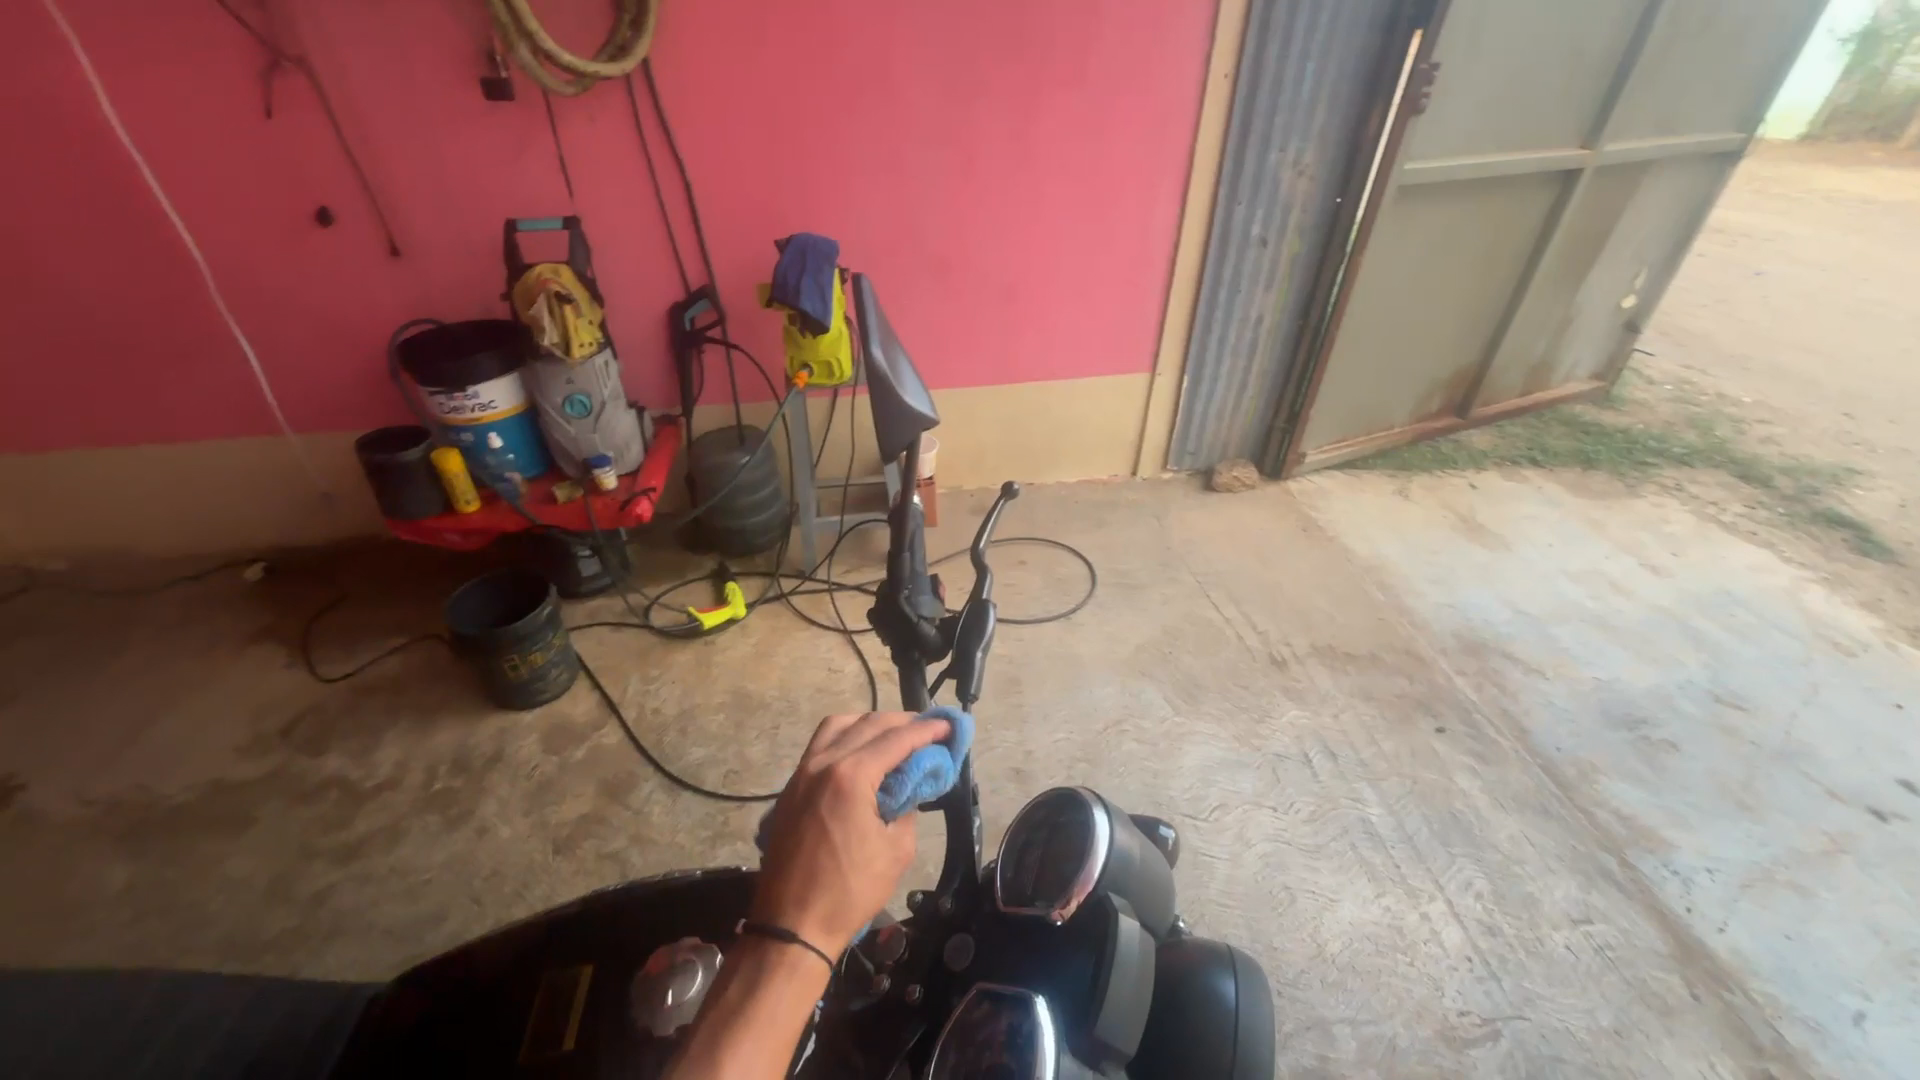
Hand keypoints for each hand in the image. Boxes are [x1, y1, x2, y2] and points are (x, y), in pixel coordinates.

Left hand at [752, 712, 950, 957]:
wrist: (792, 925)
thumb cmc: (850, 892)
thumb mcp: (896, 850)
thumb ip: (907, 807)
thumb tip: (909, 787)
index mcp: (850, 776)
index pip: (896, 739)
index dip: (926, 730)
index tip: (949, 725)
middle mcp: (822, 764)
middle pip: (868, 724)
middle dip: (902, 722)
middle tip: (929, 729)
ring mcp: (801, 774)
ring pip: (837, 726)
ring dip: (869, 724)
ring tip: (894, 736)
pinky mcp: (791, 788)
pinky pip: (820, 746)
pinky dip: (846, 739)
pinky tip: (862, 754)